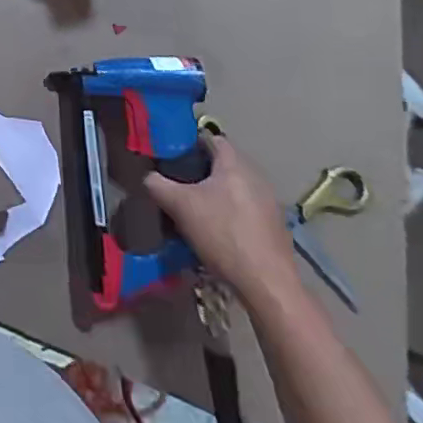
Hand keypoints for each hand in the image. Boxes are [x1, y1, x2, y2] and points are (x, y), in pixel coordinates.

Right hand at [143, 136, 298, 301]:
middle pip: (222, 165)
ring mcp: (269, 203)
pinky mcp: (275, 226)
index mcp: (235, 164)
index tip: (171, 159)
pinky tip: (216, 233)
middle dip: (199, 173)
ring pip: (233, 188)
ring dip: (214, 195)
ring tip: (193, 212)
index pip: (211, 139)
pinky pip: (245, 209)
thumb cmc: (221, 233)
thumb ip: (156, 184)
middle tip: (177, 186)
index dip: (189, 144)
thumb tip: (148, 177)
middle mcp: (256, 177)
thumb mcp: (178, 205)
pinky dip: (229, 213)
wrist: (266, 283)